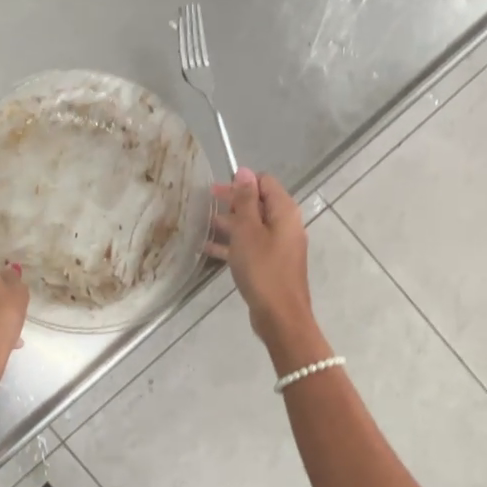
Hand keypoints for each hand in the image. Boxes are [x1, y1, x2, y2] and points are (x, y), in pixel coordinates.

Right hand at [206, 167, 315, 349]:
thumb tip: (244, 171)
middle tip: (205, 202)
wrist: (280, 315)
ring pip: (252, 226)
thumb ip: (244, 201)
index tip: (216, 189)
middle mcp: (285, 225)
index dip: (241, 182)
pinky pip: (249, 246)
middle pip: (258, 204)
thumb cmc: (262, 270)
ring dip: (229, 223)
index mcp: (284, 212)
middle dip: (232, 201)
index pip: (264, 183)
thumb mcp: (248, 231)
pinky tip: (207, 248)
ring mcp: (278, 246)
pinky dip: (232, 244)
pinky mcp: (270, 265)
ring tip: (202, 223)